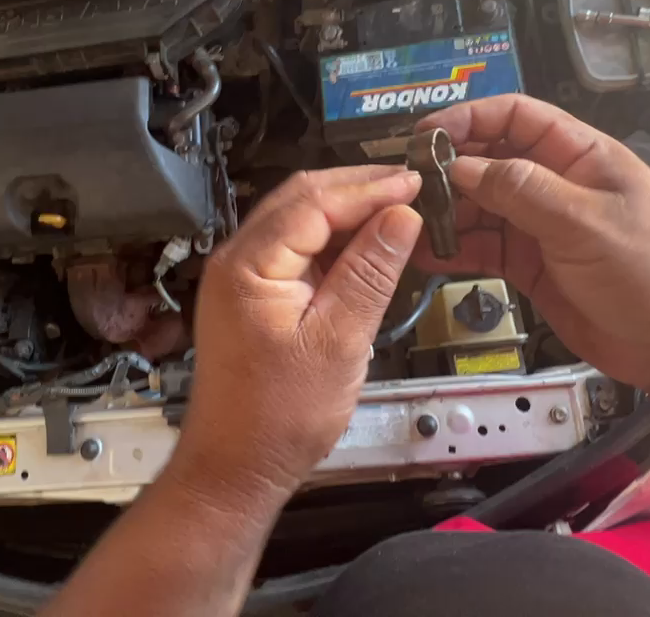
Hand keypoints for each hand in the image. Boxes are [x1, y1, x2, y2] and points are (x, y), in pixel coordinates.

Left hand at [168, 165, 423, 512]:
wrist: (234, 468)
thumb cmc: (284, 414)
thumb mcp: (339, 342)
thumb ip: (369, 273)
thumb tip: (402, 214)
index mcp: (249, 263)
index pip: (314, 203)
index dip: (367, 188)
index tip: (414, 181)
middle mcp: (236, 257)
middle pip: (300, 199)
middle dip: (355, 187)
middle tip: (408, 184)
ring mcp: (239, 274)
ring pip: (296, 219)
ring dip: (343, 208)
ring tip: (394, 206)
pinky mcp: (250, 292)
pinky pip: (292, 248)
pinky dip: (329, 238)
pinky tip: (362, 241)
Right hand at [414, 94, 649, 393]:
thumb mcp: (586, 222)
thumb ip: (521, 190)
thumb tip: (460, 166)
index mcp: (579, 155)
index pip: (516, 117)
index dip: (471, 118)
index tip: (429, 136)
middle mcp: (553, 183)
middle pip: (489, 160)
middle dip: (449, 168)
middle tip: (410, 185)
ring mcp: (539, 224)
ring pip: (480, 205)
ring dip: (446, 211)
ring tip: (412, 223)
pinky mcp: (529, 263)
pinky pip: (483, 247)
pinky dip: (455, 249)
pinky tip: (428, 254)